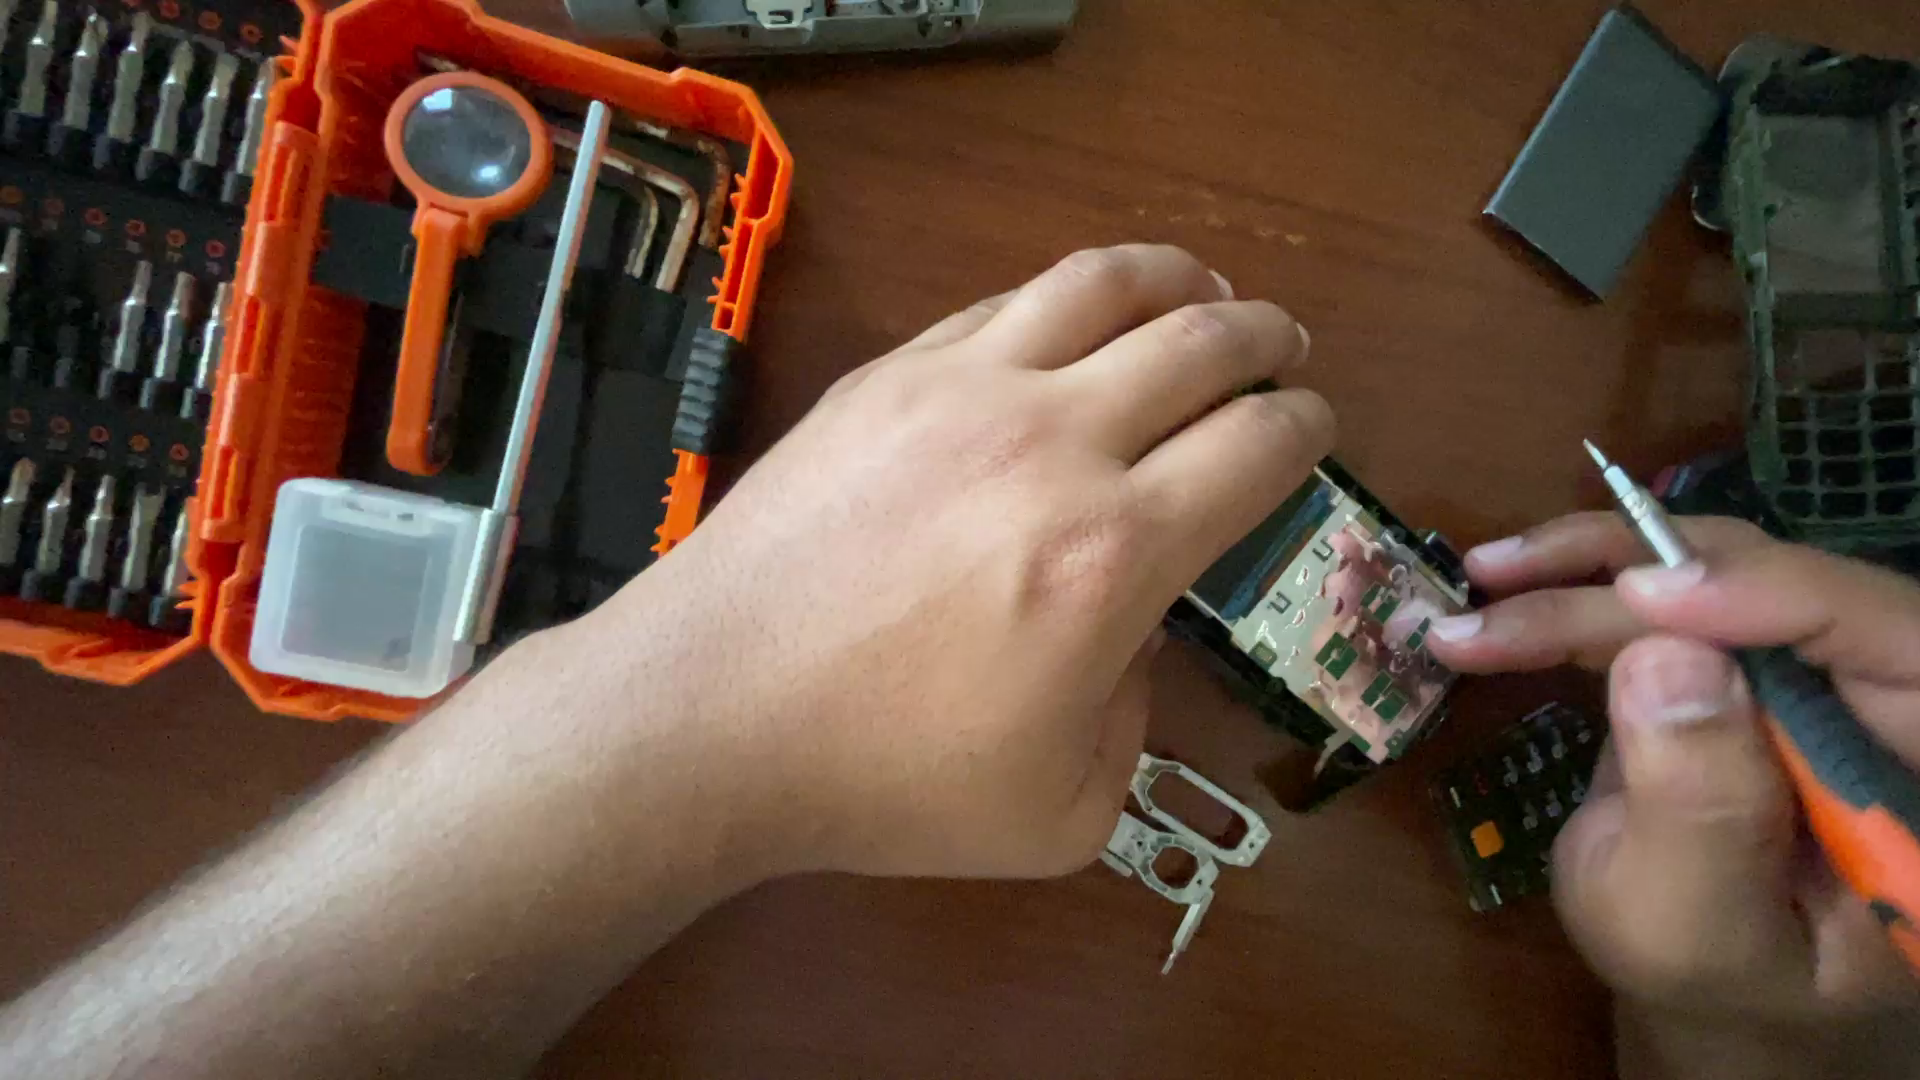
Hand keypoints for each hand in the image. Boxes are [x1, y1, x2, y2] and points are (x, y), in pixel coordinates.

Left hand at [587, 244, 1329, 879]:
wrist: (713, 710)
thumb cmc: (882, 778)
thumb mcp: (1062, 809)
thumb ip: (1137, 718)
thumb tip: (1133, 631)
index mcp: (1113, 553)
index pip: (1257, 447)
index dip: (1303, 428)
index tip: (1310, 427)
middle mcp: (1052, 442)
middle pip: (1200, 341)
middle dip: (1264, 337)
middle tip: (1280, 348)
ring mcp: (960, 389)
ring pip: (1101, 284)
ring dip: (1174, 278)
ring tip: (1198, 290)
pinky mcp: (886, 375)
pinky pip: (1000, 305)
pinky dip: (1063, 300)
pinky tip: (1068, 324)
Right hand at [1424, 516, 1919, 1031]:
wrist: (1702, 974)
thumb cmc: (1708, 971)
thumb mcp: (1693, 918)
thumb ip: (1698, 803)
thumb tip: (1662, 655)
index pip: (1900, 646)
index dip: (1776, 595)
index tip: (1634, 590)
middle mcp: (1884, 701)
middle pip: (1771, 585)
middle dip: (1619, 573)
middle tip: (1492, 587)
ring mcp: (1802, 673)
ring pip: (1702, 570)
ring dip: (1580, 565)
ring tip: (1482, 575)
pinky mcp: (1726, 663)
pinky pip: (1652, 599)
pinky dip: (1567, 591)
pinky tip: (1499, 598)